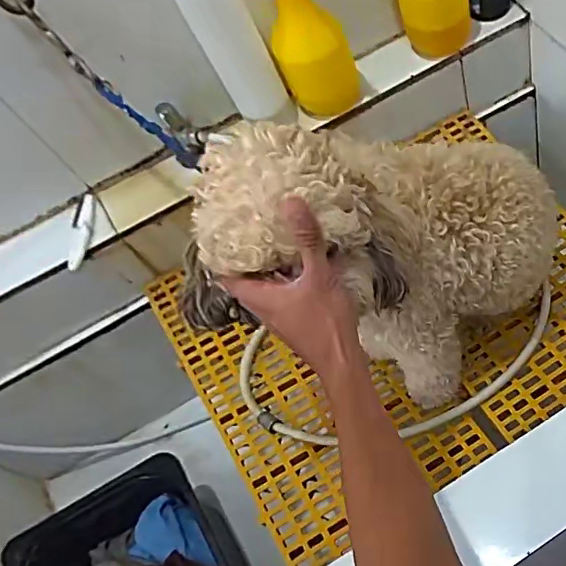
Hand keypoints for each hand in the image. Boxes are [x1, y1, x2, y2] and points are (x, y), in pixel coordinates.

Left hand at [221, 196, 362, 380]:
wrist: (344, 364)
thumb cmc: (326, 327)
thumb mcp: (318, 278)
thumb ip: (307, 241)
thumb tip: (292, 202)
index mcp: (255, 295)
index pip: (222, 267)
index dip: (221, 246)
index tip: (227, 225)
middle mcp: (262, 306)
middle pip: (248, 273)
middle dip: (253, 251)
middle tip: (258, 225)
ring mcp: (281, 315)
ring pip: (270, 284)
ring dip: (276, 265)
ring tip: (285, 241)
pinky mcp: (299, 320)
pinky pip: (289, 293)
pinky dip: (294, 278)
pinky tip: (311, 267)